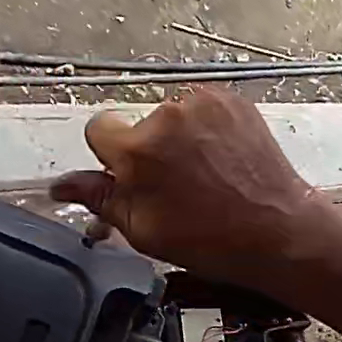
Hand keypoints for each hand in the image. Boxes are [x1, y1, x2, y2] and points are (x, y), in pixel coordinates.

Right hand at [49, 88, 341, 286]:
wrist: (278, 231)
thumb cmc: (213, 241)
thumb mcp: (145, 231)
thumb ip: (101, 199)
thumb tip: (63, 185)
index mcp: (137, 150)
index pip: (99, 129)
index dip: (112, 156)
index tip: (132, 175)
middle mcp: (167, 116)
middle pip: (139, 125)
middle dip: (149, 150)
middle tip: (177, 186)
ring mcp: (203, 104)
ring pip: (172, 117)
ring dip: (180, 139)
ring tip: (206, 176)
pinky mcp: (232, 101)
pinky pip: (203, 110)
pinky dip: (207, 130)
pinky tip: (223, 161)